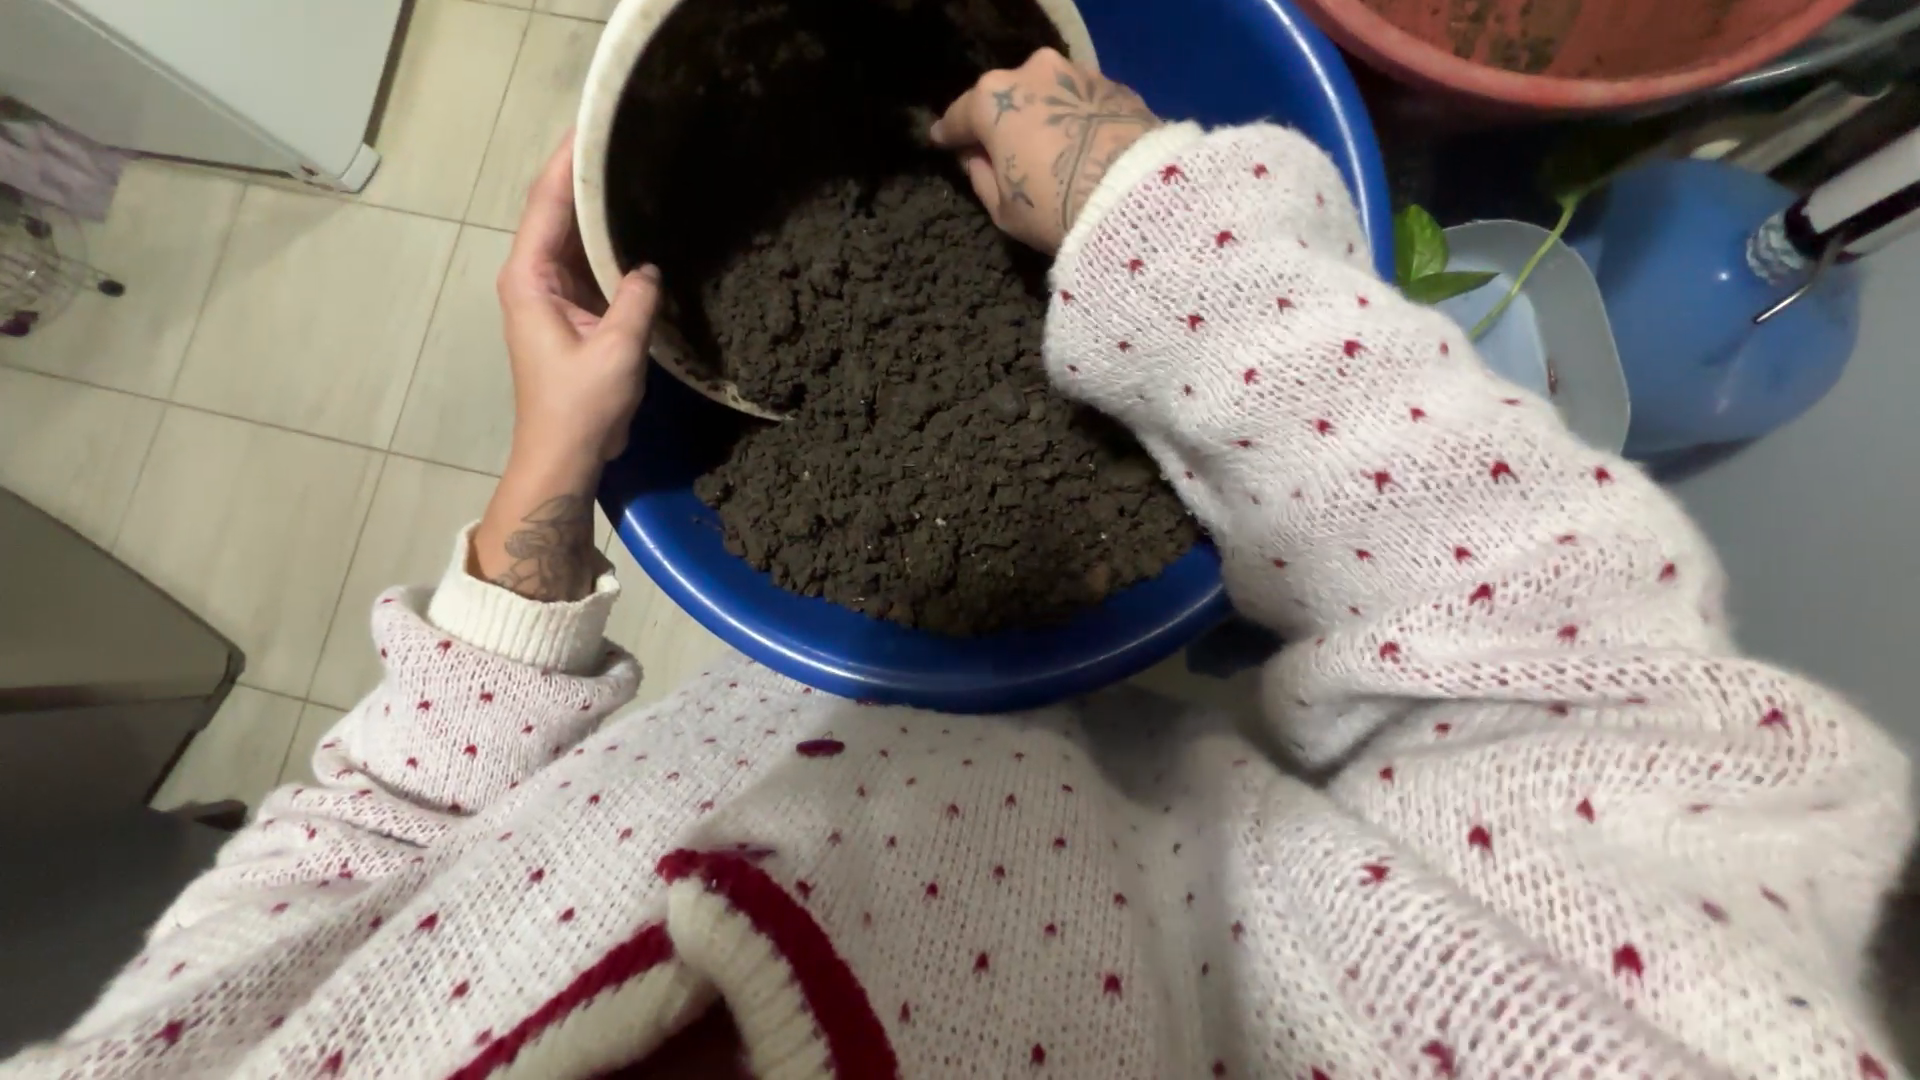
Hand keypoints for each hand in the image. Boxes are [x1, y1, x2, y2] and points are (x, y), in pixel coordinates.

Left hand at [497, 132, 660, 466]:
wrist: (566, 452)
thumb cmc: (580, 405)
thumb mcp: (617, 350)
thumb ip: (635, 301)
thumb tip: (648, 268)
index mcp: (531, 279)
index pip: (546, 205)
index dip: (568, 164)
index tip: (592, 127)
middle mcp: (535, 278)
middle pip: (558, 216)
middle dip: (586, 181)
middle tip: (624, 146)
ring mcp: (554, 297)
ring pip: (576, 243)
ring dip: (601, 216)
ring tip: (635, 181)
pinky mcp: (574, 316)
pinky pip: (592, 272)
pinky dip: (611, 253)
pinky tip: (638, 237)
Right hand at [929, 48, 1159, 253]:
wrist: (1132, 196)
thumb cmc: (1054, 208)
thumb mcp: (1003, 209)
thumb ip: (980, 177)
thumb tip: (975, 157)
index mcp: (991, 100)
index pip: (959, 116)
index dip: (949, 134)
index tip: (941, 142)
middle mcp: (1030, 71)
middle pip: (1004, 98)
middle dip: (1000, 122)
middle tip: (1000, 151)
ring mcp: (1074, 72)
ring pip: (1045, 94)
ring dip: (1040, 116)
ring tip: (1045, 148)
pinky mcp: (1112, 84)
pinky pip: (1078, 102)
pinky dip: (1073, 119)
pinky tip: (1078, 145)